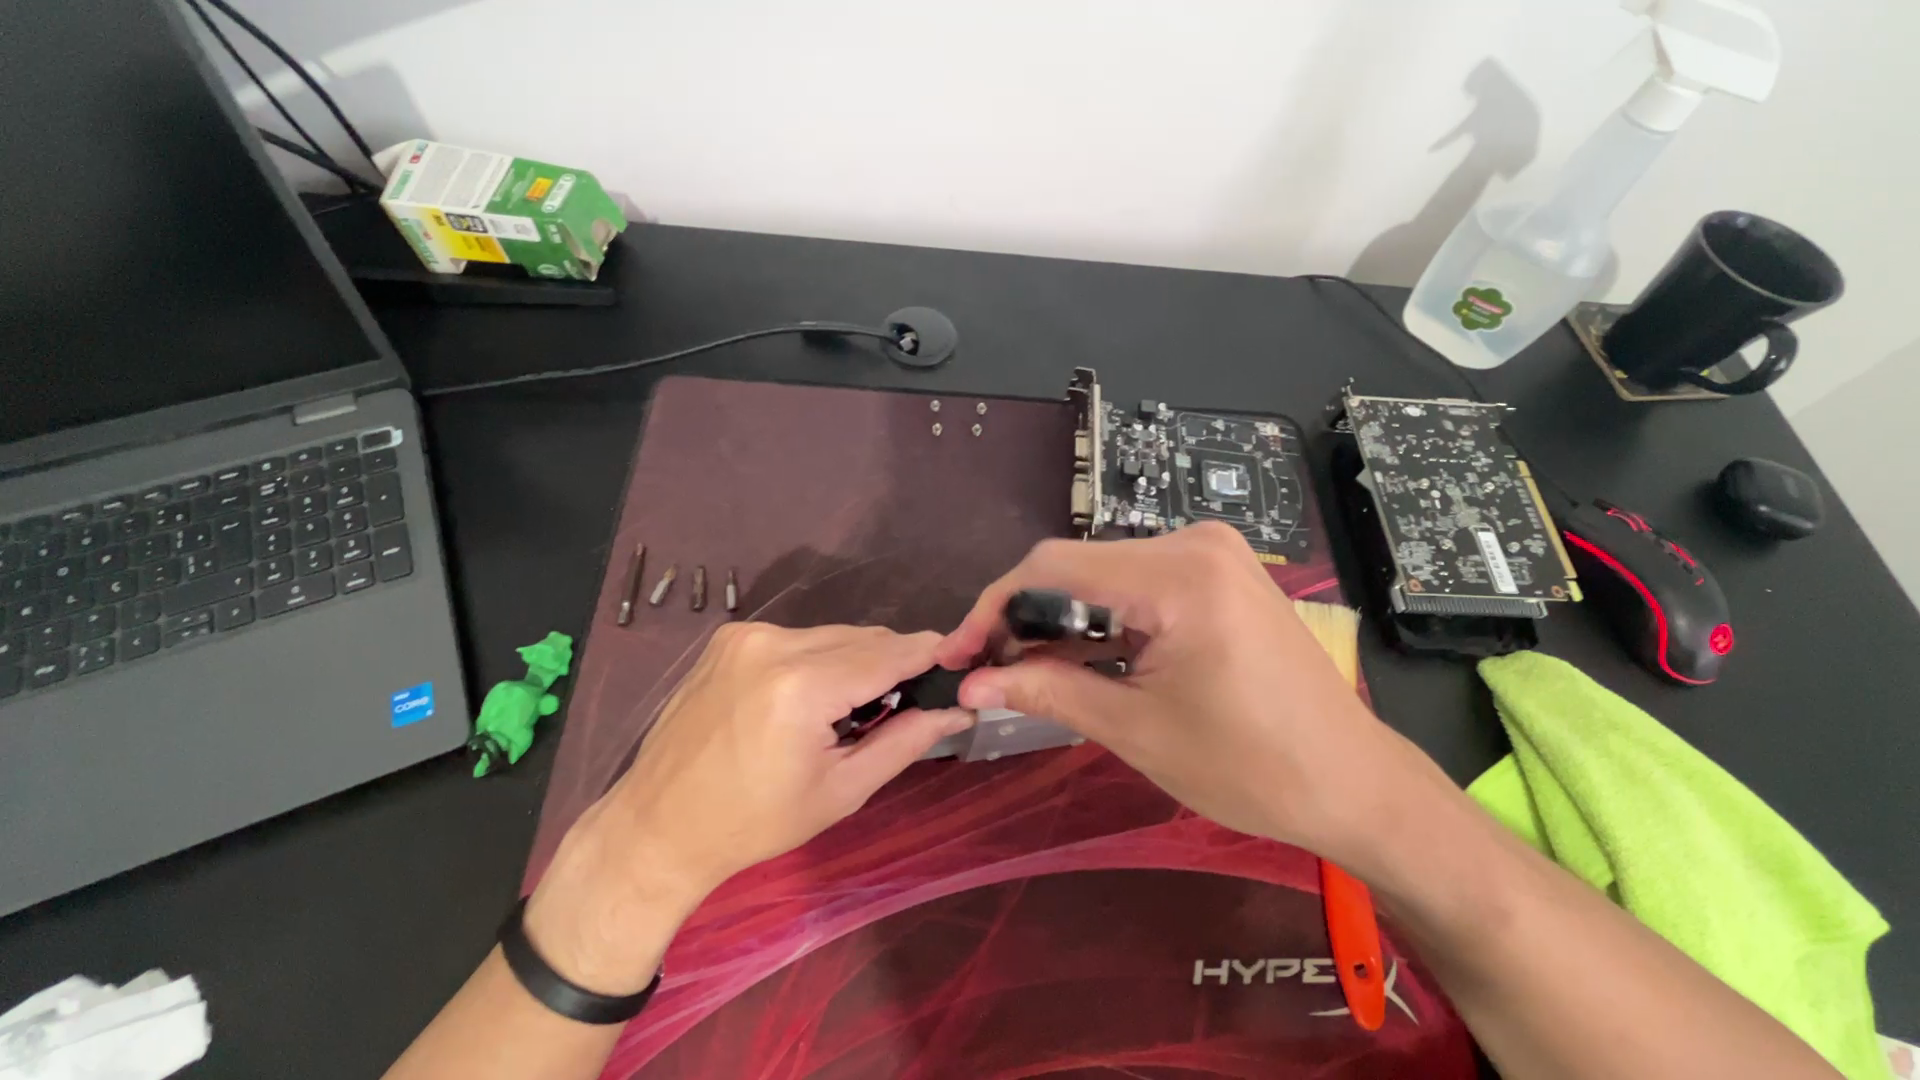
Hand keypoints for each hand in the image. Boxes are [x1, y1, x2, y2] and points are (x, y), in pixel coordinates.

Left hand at [525, 623, 973, 993]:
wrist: (660, 825)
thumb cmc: (756, 822)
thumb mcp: (841, 790)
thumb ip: (904, 741)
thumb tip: (955, 710)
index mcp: (803, 685)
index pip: (889, 652)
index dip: (929, 654)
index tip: (959, 662)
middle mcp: (773, 644)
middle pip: (862, 637)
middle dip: (893, 662)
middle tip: (908, 701)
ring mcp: (746, 636)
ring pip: (830, 634)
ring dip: (855, 660)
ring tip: (855, 707)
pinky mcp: (728, 639)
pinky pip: (797, 638)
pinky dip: (818, 658)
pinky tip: (813, 697)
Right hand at [936, 523, 1413, 859]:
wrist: (1352, 783)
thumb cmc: (1249, 767)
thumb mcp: (1135, 729)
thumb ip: (1047, 690)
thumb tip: (972, 684)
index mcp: (1179, 575)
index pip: (1053, 567)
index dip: (993, 609)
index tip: (959, 656)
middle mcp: (1196, 543)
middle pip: (1077, 566)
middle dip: (1025, 617)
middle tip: (989, 672)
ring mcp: (1214, 554)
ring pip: (1104, 574)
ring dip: (1061, 620)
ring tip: (1026, 672)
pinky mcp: (1221, 573)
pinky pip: (1139, 584)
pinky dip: (1103, 619)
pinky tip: (1080, 658)